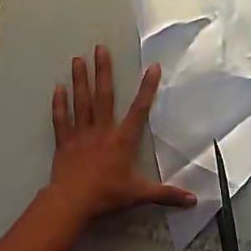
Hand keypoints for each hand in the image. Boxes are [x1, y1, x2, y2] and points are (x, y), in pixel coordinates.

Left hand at [48, 46, 195, 221]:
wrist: (72, 201)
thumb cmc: (107, 195)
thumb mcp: (139, 195)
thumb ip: (166, 194)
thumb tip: (193, 200)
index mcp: (122, 140)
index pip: (139, 110)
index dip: (147, 88)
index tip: (152, 68)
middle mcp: (101, 131)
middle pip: (103, 96)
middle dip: (103, 71)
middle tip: (99, 48)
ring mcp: (80, 135)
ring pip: (80, 102)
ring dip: (79, 80)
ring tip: (77, 59)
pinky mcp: (64, 143)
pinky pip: (61, 120)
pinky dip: (59, 105)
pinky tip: (58, 89)